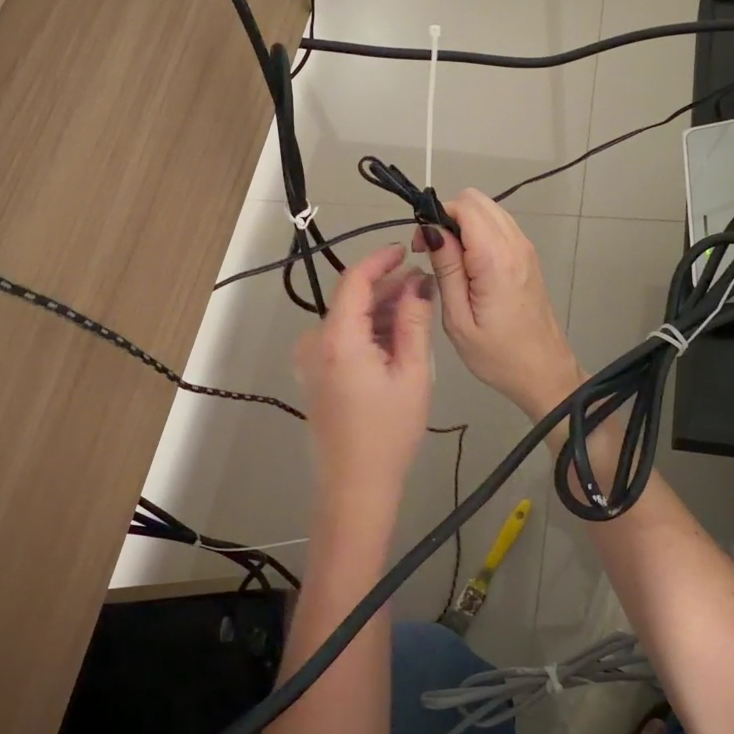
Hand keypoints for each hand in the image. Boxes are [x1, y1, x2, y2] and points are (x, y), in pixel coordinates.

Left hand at [293, 245, 435, 503]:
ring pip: (346, 320)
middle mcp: (314, 342)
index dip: (380, 260)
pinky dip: (367, 332)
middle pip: (349, 299)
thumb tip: (417, 283)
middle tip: (424, 286)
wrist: (355, 486)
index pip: (354, 280)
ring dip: (378, 311)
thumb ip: (413, 321)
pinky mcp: (313, 375)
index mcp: (336, 338)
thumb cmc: (388, 431)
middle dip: (386, 288)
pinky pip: (340, 339)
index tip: (406, 248)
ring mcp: (309, 360)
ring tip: (417, 312)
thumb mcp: (411, 373)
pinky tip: (396, 338)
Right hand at [414, 190, 583, 417]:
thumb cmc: (497, 355)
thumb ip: (446, 269)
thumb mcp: (458, 319)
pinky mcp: (528, 257)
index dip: (436, 217)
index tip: (421, 247)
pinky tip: (468, 265)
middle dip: (447, 216)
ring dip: (463, 224)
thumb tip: (432, 230)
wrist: (544, 372)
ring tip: (448, 260)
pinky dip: (478, 233)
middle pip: (476, 200)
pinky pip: (499, 226)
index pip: (463, 207)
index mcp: (496, 259)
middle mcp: (515, 244)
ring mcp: (525, 249)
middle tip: (432, 252)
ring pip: (489, 210)